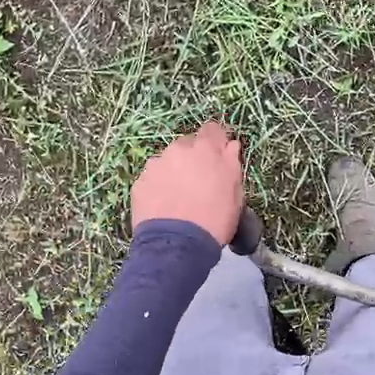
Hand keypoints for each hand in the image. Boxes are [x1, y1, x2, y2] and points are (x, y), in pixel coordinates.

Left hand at [130, 121, 244, 248]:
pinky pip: (153, 179)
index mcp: (205, 148)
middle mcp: (178, 150)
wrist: (177, 245)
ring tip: (179, 197)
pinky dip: (159, 187)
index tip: (220, 155)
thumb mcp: (235, 193)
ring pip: (168, 162)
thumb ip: (232, 163)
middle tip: (200, 183)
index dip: (217, 142)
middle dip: (194, 159)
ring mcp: (155, 166)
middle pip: (188, 146)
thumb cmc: (214, 218)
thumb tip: (230, 146)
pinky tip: (165, 206)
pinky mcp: (139, 183)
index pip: (212, 130)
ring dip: (175, 172)